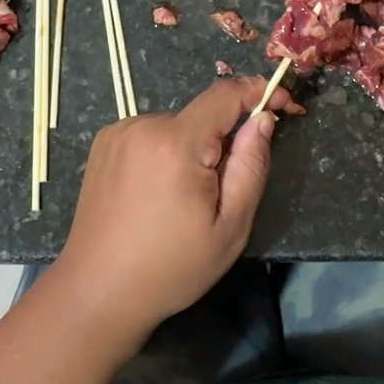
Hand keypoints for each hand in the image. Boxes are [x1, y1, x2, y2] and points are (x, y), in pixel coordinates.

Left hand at [49, 76, 302, 336]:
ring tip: (181, 201)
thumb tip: (263, 119)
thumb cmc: (171, 267)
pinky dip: (165, 152)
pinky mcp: (103, 143)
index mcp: (176, 142)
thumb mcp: (229, 227)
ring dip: (191, 149)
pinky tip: (155, 194)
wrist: (98, 291)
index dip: (259, 92)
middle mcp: (143, 125)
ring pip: (176, 126)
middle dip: (220, 142)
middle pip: (200, 115)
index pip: (225, 94)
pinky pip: (150, 135)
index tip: (284, 105)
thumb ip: (250, 166)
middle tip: (220, 192)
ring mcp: (119, 132)